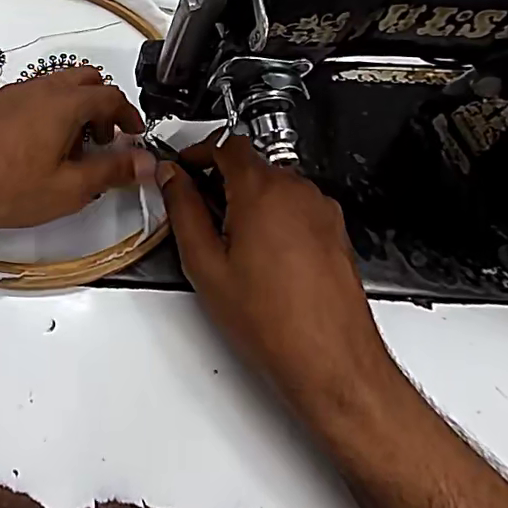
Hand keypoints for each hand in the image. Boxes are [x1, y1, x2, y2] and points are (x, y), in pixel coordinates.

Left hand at [0, 66, 153, 243]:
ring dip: (75, 107)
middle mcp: (38, 88)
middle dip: (102, 105)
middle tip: (104, 140)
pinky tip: (39, 146)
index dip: (129, 115)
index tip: (134, 135)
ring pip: (56, 85)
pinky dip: (48, 109)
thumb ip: (113, 170)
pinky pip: (32, 95)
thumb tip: (145, 162)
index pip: (110, 95)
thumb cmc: (8, 189)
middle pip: (84, 79)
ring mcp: (13, 93)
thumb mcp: (71, 188)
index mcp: (63, 103)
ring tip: (71, 148)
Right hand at [158, 134, 396, 424]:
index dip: (198, 152)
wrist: (330, 362)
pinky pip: (295, 205)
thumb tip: (172, 180)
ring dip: (247, 198)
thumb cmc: (275, 322)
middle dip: (219, 179)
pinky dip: (273, 215)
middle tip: (197, 209)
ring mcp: (321, 211)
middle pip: (249, 164)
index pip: (225, 145)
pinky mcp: (335, 230)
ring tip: (229, 240)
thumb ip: (182, 209)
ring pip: (273, 185)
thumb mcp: (204, 262)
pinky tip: (259, 254)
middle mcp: (297, 192)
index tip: (183, 168)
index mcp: (262, 191)